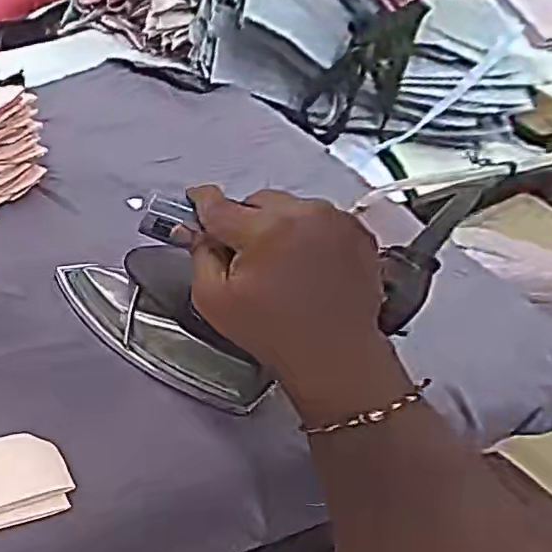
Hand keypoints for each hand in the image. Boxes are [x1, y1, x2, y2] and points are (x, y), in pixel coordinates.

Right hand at [187, 186, 410, 424]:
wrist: (332, 352)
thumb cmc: (278, 333)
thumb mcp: (214, 301)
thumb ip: (200, 258)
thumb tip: (198, 234)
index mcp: (267, 230)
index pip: (220, 205)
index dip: (201, 203)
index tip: (196, 200)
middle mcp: (306, 215)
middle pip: (256, 200)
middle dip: (243, 224)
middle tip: (240, 260)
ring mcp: (335, 221)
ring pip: (288, 207)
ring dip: (275, 228)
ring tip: (275, 271)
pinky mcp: (355, 232)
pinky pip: (318, 220)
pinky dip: (305, 236)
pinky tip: (299, 269)